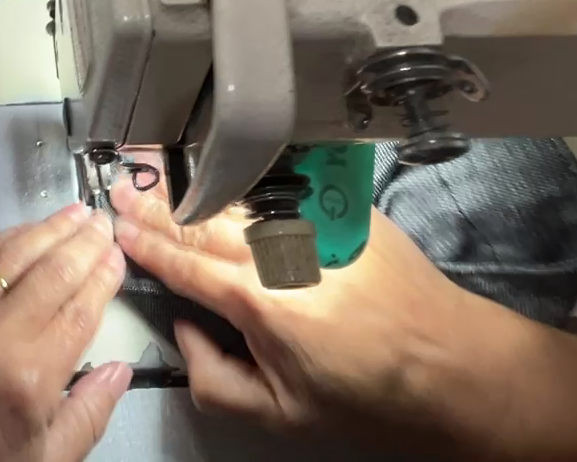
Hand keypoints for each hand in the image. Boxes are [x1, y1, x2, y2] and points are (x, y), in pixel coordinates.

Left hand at [0, 203, 132, 461]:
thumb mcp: (43, 461)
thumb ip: (88, 414)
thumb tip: (120, 371)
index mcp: (28, 379)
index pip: (79, 312)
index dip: (103, 279)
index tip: (117, 258)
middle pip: (51, 272)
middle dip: (82, 243)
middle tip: (102, 223)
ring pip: (12, 255)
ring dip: (46, 229)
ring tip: (72, 213)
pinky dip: (2, 238)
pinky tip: (23, 230)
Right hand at [111, 179, 521, 452]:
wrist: (459, 366)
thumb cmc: (369, 398)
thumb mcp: (285, 417)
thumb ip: (216, 381)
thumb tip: (184, 329)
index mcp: (259, 302)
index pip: (184, 264)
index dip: (145, 246)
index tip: (116, 229)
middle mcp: (277, 252)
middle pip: (199, 220)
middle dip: (153, 205)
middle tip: (120, 187)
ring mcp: (308, 223)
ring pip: (231, 196)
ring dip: (186, 181)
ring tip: (152, 164)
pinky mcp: (336, 208)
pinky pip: (274, 186)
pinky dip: (235, 174)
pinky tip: (213, 159)